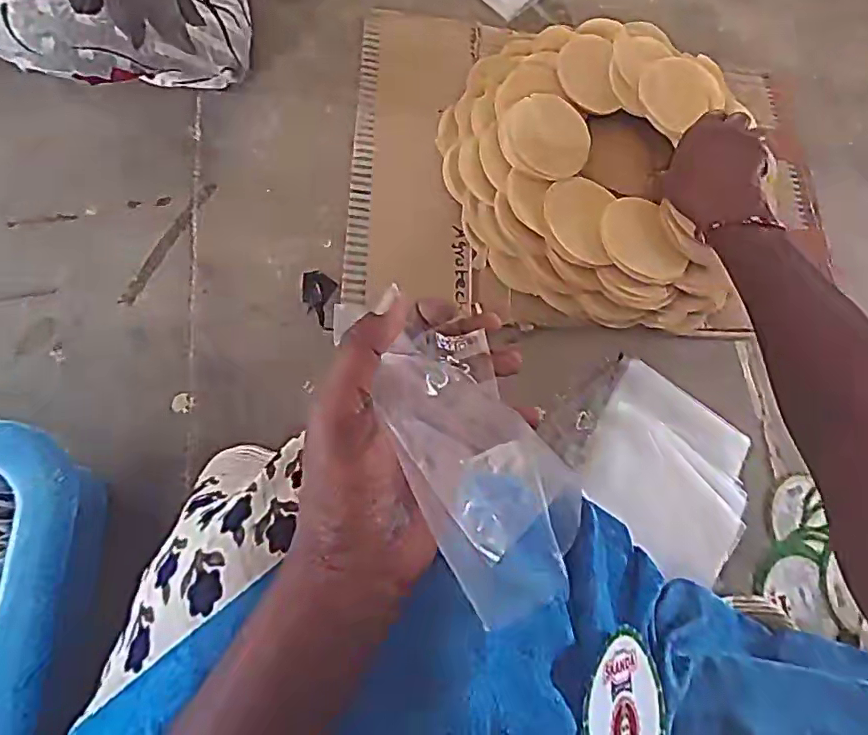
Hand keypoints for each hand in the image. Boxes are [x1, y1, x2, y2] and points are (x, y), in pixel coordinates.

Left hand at [288, 295, 522, 602]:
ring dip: (496, 367)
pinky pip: (491, 427)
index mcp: (375, 384)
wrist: (360, 566)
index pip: (404, 335)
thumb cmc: (343, 487)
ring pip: (471, 384)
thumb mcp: (336, 415)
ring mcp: (435, 429)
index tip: (455, 311)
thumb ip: (358, 357)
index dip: (429, 315)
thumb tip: (394, 301)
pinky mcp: (459, 459)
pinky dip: (513, 417)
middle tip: (498, 326)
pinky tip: (531, 415)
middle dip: (472, 335)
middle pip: (444, 353)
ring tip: (517, 362)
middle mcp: (406, 399)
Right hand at [663, 112, 772, 230]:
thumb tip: (653, 179)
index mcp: (701, 129)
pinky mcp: (766, 158)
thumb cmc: (691, 193)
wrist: (726, 212)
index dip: (710, 128)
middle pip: (736, 119)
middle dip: (733, 129)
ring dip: (748, 142)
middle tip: (726, 146)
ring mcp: (749, 142)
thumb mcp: (667, 186)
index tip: (706, 140)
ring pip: (753, 133)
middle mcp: (727, 129)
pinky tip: (753, 173)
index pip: (710, 116)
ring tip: (741, 159)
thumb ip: (663, 176)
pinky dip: (761, 159)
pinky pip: (765, 153)